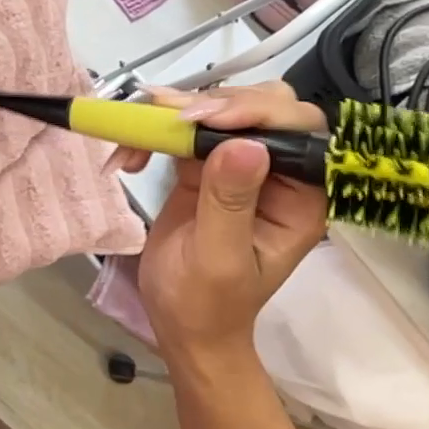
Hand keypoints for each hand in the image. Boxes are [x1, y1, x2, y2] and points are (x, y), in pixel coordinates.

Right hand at [137, 82, 328, 369]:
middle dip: (211, 105)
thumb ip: (230, 201)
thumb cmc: (208, 302)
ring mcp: (238, 164)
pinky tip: (128, 158)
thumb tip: (246, 145)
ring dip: (171, 116)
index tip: (203, 119)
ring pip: (216, 109)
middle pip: (259, 105)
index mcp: (301, 195)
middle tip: (167, 118)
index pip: (297, 129)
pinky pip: (181, 129)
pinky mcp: (203, 164)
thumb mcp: (218, 257)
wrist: (182, 322)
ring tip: (134, 139)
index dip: (256, 111)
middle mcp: (277, 171)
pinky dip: (150, 133)